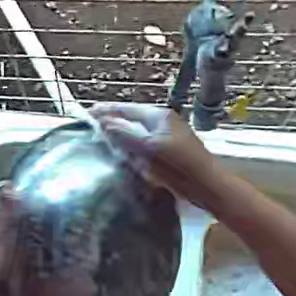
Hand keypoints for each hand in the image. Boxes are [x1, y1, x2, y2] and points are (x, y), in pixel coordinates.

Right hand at [88, 103, 225, 211]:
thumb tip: (103, 121)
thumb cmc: (178, 167)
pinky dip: (133, 145)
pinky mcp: (173, 151)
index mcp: (158, 115)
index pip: (126, 108)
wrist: (209, 187)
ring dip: (123, 134)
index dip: (106, 111)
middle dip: (113, 121)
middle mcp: (164, 121)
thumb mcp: (147, 148)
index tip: (86, 114)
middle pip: (133, 118)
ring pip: (139, 131)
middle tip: (92, 128)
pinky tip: (126, 154)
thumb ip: (124, 133)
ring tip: (104, 140)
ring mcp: (170, 135)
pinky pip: (147, 143)